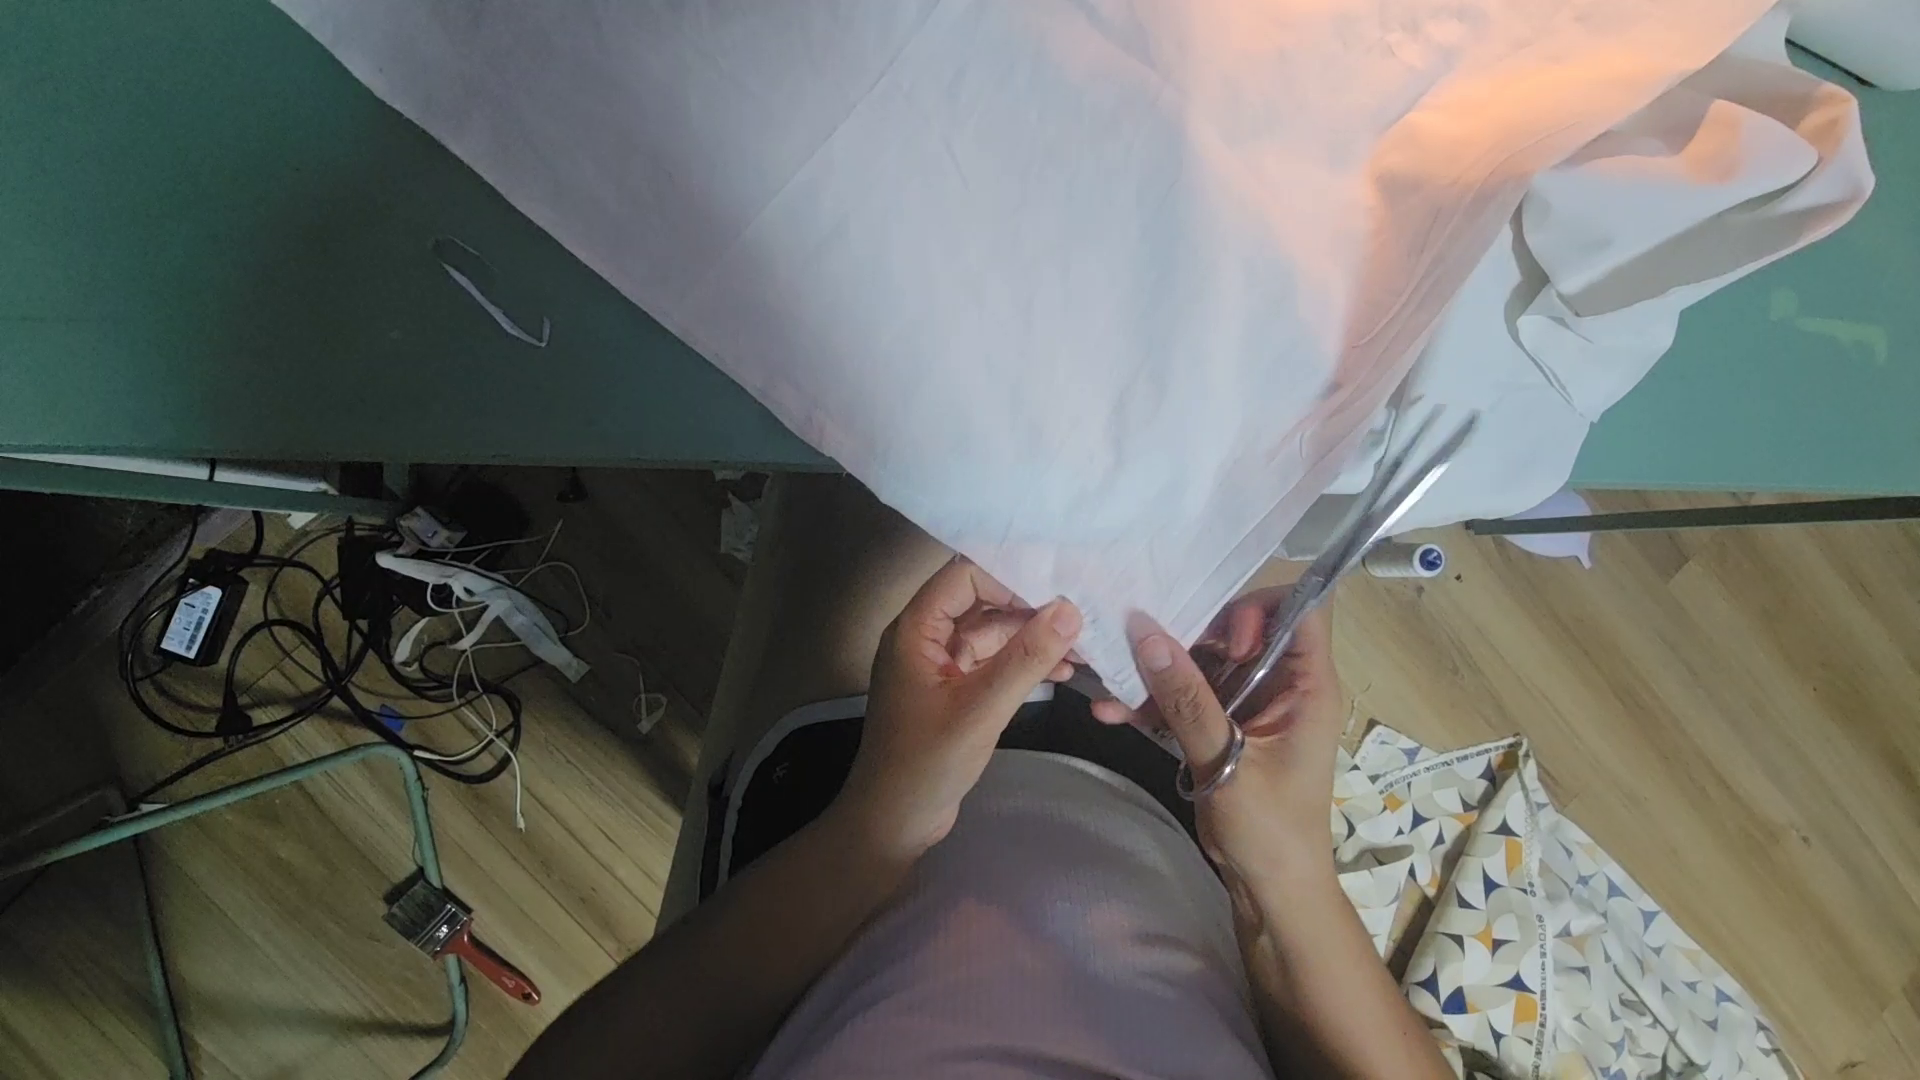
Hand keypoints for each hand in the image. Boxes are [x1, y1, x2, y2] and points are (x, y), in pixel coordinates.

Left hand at [830, 557, 1082, 862]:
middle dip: (1029, 607)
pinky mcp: (954, 689)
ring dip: (1032, 637)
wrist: (893, 824)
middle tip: (1080, 616)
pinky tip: (1061, 671)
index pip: (963, 576)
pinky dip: (1023, 663)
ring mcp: (940, 663)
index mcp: (915, 629)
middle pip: (981, 601)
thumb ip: (1025, 659)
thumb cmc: (926, 764)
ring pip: (991, 632)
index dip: (1009, 578)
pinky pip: (992, 661)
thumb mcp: (981, 709)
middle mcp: (925, 637)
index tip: (1057, 592)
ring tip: (1082, 646)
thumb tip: (1070, 610)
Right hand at [1092, 588, 1344, 887]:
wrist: (1270, 889)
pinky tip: (1111, 711)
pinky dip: (1152, 701)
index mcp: (1306, 686)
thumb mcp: (1228, 763)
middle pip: (1239, 628)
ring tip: (1113, 678)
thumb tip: (1146, 634)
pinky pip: (1185, 695)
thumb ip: (1188, 699)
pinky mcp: (1220, 724)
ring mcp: (1247, 704)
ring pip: (1204, 661)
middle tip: (1149, 650)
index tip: (1221, 639)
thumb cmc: (1270, 831)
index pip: (1303, 610)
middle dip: (1191, 634)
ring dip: (1159, 669)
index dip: (1261, 608)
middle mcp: (1280, 684)